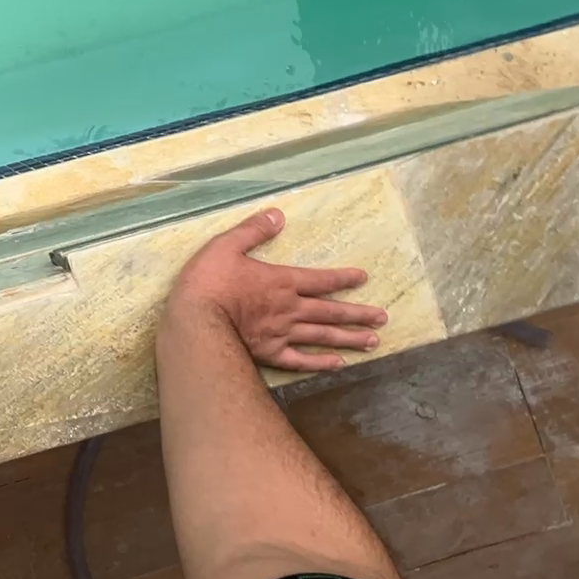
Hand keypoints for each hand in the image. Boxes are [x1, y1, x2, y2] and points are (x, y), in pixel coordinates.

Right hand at [163, 208, 386, 372]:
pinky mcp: (271, 353)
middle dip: (357, 313)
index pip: (319, 280)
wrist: (197, 320)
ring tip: (373, 340)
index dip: (342, 278)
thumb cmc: (209, 281)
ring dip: (348, 337)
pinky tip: (337, 364)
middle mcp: (290, 308)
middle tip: (381, 317)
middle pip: (329, 311)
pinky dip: (321, 362)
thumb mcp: (225, 246)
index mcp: (281, 281)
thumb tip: (278, 214)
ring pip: (322, 336)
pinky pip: (302, 360)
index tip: (362, 278)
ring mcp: (282, 334)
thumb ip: (252, 231)